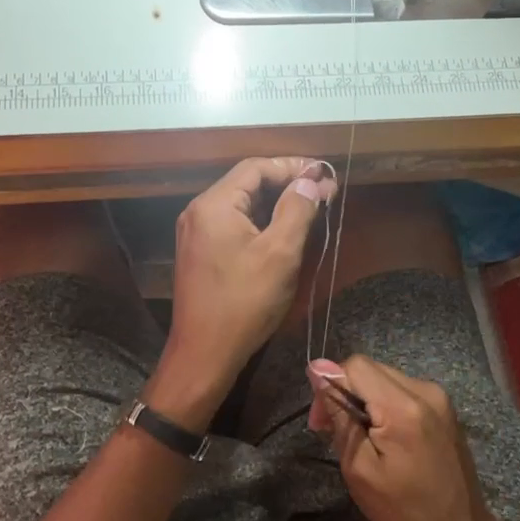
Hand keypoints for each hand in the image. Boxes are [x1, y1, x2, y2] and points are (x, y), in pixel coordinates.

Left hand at [146, 157, 335, 426]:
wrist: (204, 354)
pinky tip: (283, 231)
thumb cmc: (244, 303)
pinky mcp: (200, 253)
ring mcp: (196, 233)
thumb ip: (297, 209)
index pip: (255, 167)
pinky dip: (259, 221)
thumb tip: (312, 179)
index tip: (324, 174)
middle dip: (285, 182)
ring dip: (274, 202)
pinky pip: (232, 224)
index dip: (291, 165)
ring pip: (240, 204)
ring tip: (309, 208)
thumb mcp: (280, 254)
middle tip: (322, 190)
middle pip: (246, 182)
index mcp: (213, 205)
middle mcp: (199, 211)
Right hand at [313, 355, 495, 520]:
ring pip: (385, 378)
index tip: (323, 423)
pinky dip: (385, 405)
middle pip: (370, 369)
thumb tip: (317, 369)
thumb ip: (340, 414)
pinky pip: (403, 390)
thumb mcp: (359, 469)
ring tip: (362, 437)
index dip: (331, 385)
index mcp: (403, 406)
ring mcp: (439, 397)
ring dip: (365, 399)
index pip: (355, 365)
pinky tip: (386, 437)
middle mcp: (424, 390)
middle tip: (335, 432)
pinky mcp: (444, 407)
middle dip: (346, 392)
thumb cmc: (404, 510)